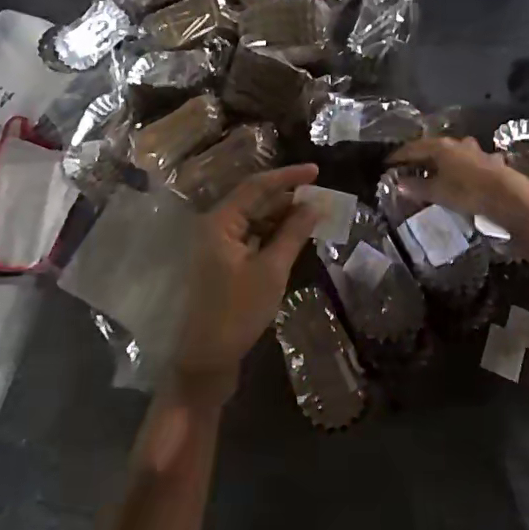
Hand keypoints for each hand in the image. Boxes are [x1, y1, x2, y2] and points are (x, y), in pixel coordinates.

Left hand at [177, 164, 322, 404]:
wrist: (206, 358)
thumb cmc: (238, 311)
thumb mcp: (272, 270)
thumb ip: (293, 233)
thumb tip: (314, 205)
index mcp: (219, 223)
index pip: (256, 187)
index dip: (288, 177)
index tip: (316, 170)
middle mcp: (215, 228)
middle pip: (254, 201)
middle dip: (288, 197)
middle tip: (321, 197)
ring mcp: (218, 247)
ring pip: (254, 220)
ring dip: (283, 217)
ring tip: (314, 216)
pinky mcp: (224, 264)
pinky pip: (252, 238)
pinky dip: (274, 235)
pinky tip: (295, 237)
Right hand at [387, 138, 528, 229]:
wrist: (506, 195)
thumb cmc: (466, 191)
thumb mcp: (437, 192)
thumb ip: (417, 187)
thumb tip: (399, 183)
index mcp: (440, 146)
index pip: (413, 148)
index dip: (399, 156)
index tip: (388, 163)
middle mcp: (457, 143)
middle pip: (433, 148)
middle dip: (421, 157)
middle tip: (408, 168)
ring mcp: (476, 150)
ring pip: (453, 154)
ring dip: (442, 162)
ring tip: (434, 173)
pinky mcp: (490, 161)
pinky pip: (468, 163)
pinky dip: (460, 169)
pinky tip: (461, 177)